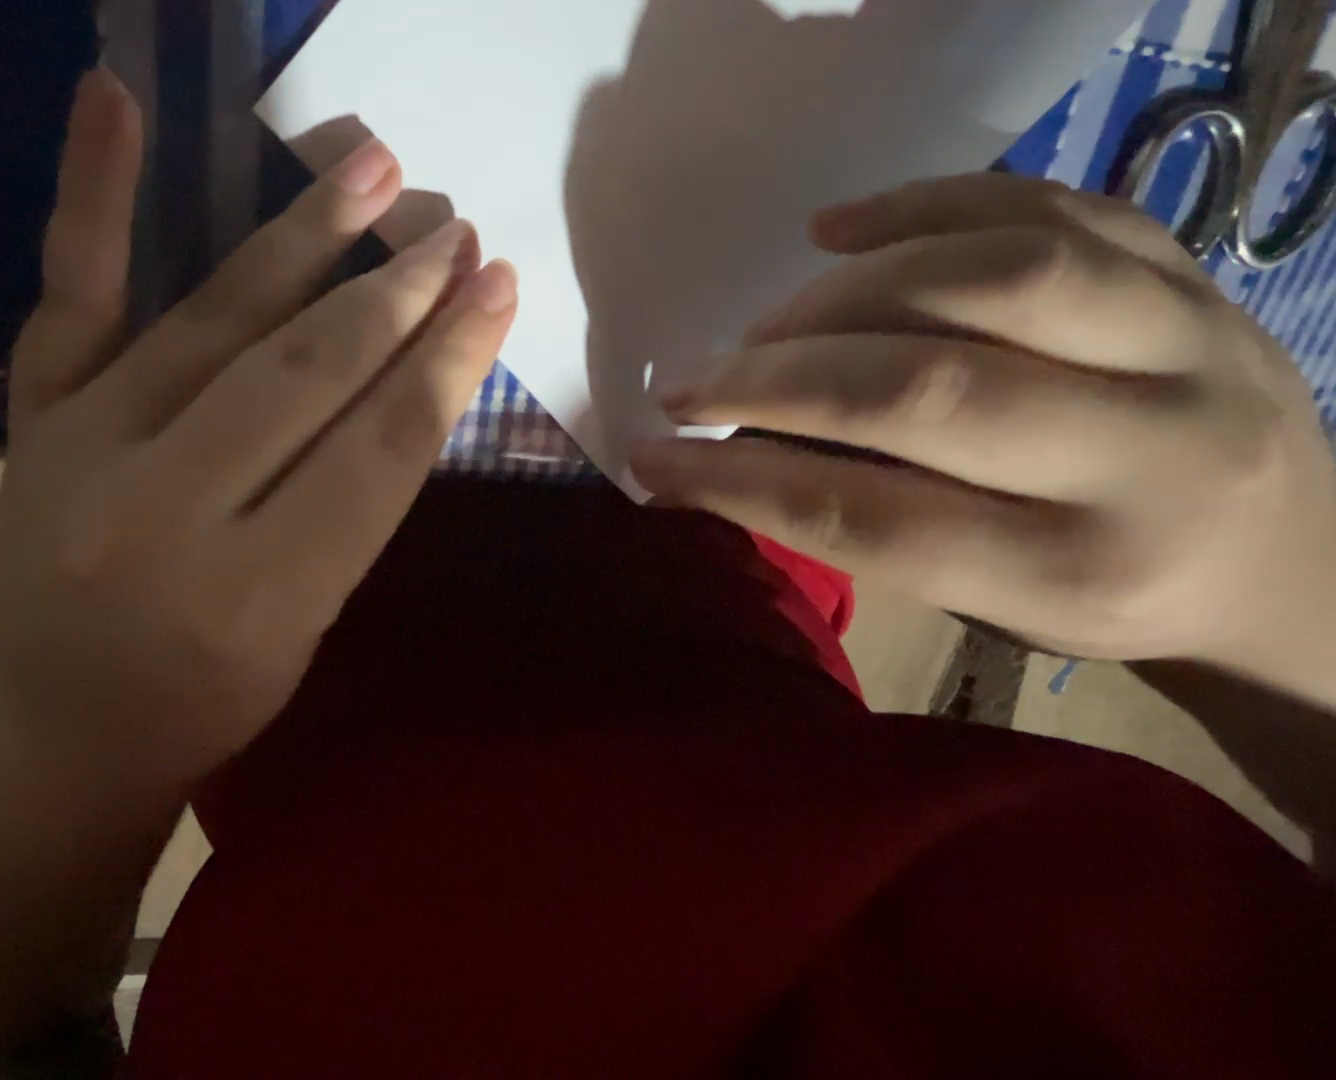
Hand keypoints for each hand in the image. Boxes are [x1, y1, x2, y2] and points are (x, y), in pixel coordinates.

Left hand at [0, 69, 517, 787]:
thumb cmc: (210, 701)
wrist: (69, 732)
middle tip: (453, 230)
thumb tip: (412, 378)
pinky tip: (115, 98)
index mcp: (257, 597)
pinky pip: (68, 300)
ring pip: (214, 325)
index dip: (448, 363)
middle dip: (394, 298)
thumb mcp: (307, 630)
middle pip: (305, 378)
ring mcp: (86, 456)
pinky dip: (92, 197)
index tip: (498, 288)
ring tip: (376, 170)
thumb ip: (352, 514)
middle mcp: (167, 518)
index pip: (377, 453)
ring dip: (304, 240)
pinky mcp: (35, 425)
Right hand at [631, 172, 1335, 668]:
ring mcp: (1190, 343)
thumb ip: (860, 524)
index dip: (737, 482)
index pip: (869, 516)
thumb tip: (723, 454)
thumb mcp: (979, 599)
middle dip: (773, 381)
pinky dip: (925, 205)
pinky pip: (1051, 207)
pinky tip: (836, 230)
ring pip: (996, 279)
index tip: (651, 458)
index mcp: (1076, 572)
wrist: (1284, 555)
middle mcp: (1149, 456)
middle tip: (685, 383)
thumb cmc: (1094, 596)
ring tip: (766, 326)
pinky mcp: (1193, 272)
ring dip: (840, 296)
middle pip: (927, 393)